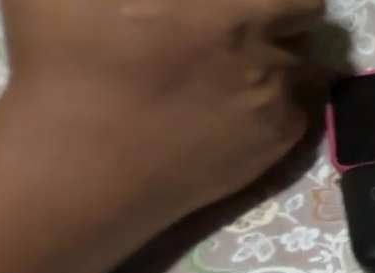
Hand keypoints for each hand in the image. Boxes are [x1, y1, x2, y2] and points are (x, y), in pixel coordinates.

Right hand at [0, 0, 325, 226]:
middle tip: (242, 23)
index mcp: (229, 9)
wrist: (97, 156)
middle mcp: (268, 53)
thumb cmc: (70, 59)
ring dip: (278, 61)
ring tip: (234, 66)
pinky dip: (279, 100)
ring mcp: (281, 100)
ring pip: (302, 68)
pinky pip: (299, 108)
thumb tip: (185, 5)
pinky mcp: (284, 139)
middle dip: (284, 18)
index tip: (251, 2)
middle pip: (304, 25)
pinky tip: (237, 104)